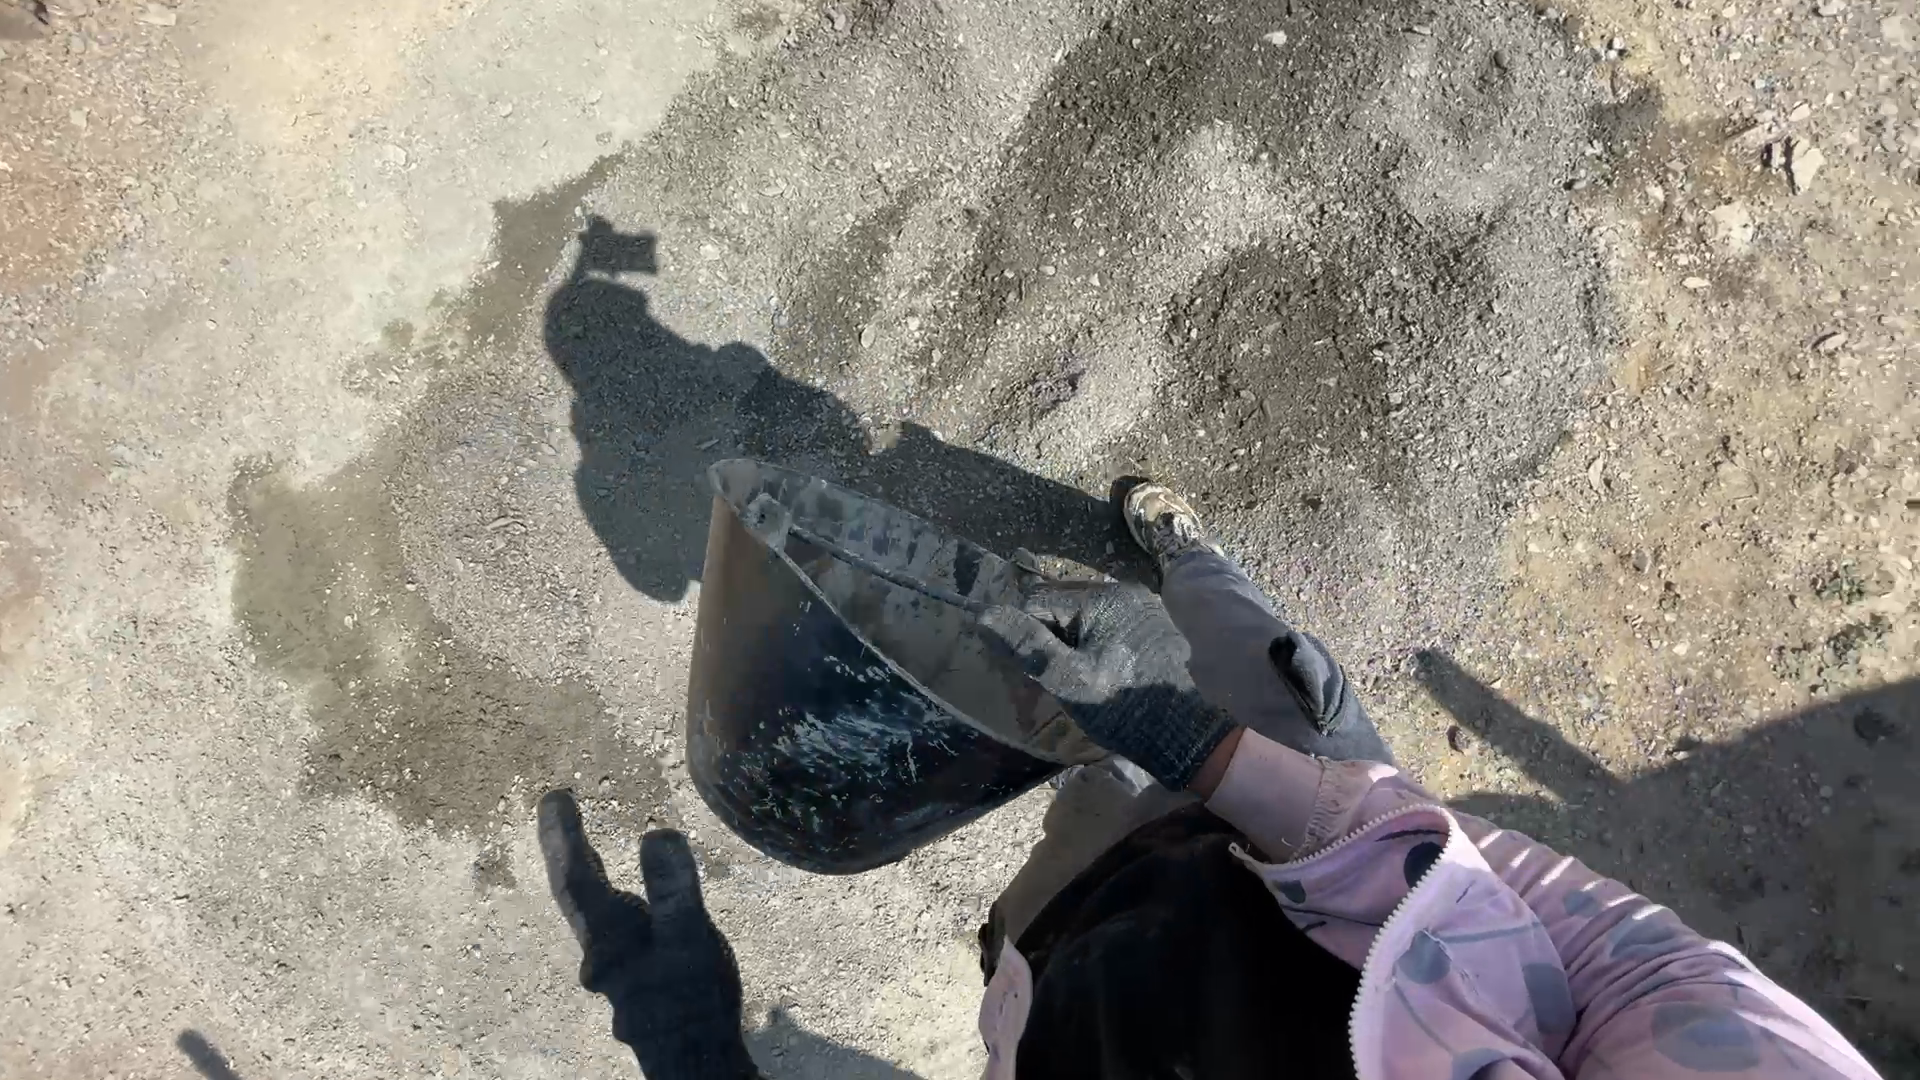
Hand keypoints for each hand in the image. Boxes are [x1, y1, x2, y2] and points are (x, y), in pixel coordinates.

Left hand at [537, 791, 761, 1079]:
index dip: (563, 835)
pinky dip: (614, 895)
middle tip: (558, 803)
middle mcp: (603, 951)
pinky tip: (633, 899)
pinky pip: (617, 922)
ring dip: (586, 871)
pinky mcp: (639, 977)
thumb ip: (672, 887)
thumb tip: (654, 833)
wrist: (697, 1064)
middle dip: (566, 846)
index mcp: (609, 936)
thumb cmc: (693, 1001)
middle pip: (576, 890)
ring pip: (594, 909)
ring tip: (586, 842)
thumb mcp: (689, 938)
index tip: (554, 795)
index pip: (576, 878)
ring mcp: (619, 967)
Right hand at [977, 582, 1235, 789]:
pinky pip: (1108, 629)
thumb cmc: (1126, 709)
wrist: (1193, 738)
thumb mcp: (1069, 680)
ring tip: (1079, 685)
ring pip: (1084, 620)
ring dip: (1071, 647)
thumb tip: (984, 614)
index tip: (1029, 674)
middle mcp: (1125, 592)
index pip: (1037, 602)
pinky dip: (1095, 650)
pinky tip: (1103, 680)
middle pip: (1062, 608)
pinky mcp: (1155, 629)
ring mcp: (1144, 609)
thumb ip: (1027, 645)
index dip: (1024, 638)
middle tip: (1053, 683)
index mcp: (1103, 598)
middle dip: (1049, 642)